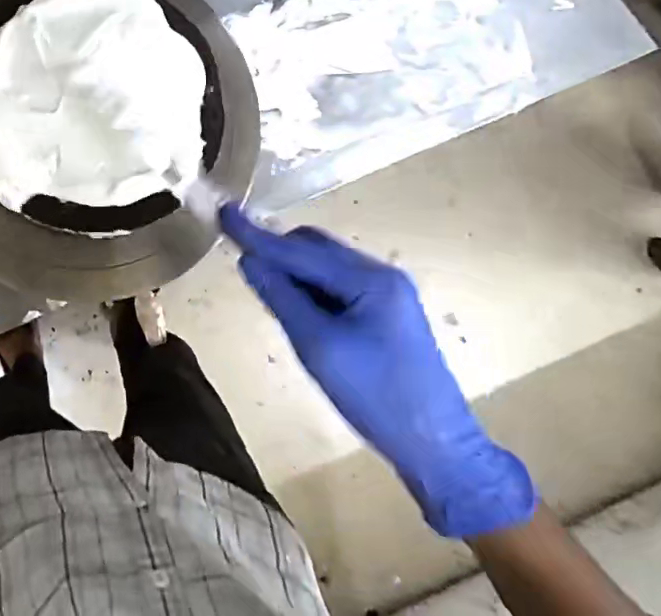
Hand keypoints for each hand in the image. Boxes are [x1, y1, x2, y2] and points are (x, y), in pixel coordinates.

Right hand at [223, 207, 535, 538]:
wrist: (439, 449)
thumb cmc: (375, 397)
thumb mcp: (317, 346)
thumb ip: (279, 296)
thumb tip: (247, 259)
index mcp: (369, 280)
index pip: (298, 250)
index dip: (255, 234)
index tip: (222, 211)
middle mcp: (380, 275)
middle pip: (313, 246)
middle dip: (274, 249)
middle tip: (239, 260)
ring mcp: (386, 292)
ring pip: (323, 263)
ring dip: (290, 268)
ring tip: (262, 287)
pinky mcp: (385, 311)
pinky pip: (334, 283)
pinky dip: (307, 285)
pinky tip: (292, 304)